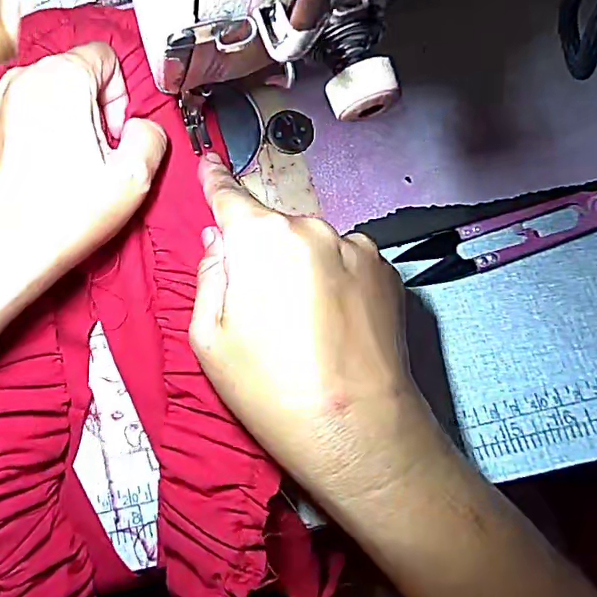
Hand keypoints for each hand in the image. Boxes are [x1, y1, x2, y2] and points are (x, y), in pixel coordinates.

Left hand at [0, 42, 167, 309]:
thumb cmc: (53, 219)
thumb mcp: (134, 178)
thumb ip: (151, 135)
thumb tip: (140, 129)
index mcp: (60, 79)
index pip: (104, 56)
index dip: (118, 96)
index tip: (111, 132)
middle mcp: (18, 82)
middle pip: (70, 75)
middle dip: (87, 110)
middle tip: (89, 157)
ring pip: (38, 97)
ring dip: (54, 123)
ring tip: (58, 170)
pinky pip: (10, 119)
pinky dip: (23, 137)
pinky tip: (31, 174)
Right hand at [189, 156, 453, 510]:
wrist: (359, 433)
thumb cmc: (271, 388)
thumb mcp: (209, 336)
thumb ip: (209, 275)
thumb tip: (220, 243)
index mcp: (261, 239)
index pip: (228, 195)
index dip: (214, 179)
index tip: (209, 163)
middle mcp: (312, 229)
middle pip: (270, 227)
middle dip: (257, 250)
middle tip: (257, 305)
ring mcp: (356, 248)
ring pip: (308, 244)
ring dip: (297, 266)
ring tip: (301, 323)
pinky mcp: (387, 271)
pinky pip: (342, 260)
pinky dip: (331, 278)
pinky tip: (332, 322)